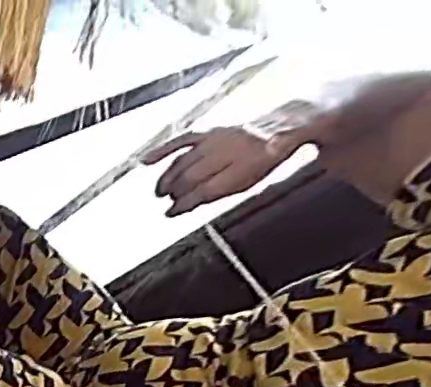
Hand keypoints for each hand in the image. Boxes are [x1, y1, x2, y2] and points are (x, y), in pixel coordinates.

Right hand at [142, 125, 298, 215]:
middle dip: (176, 191)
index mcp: (234, 168)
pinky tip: (146, 160)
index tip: (171, 213)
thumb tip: (179, 207)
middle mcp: (222, 152)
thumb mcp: (242, 184)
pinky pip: (182, 141)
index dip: (182, 204)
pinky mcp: (209, 132)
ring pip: (181, 163)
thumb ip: (210, 195)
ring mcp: (214, 140)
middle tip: (169, 201)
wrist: (284, 128)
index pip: (198, 191)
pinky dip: (163, 150)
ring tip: (161, 190)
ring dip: (168, 178)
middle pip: (187, 177)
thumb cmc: (263, 161)